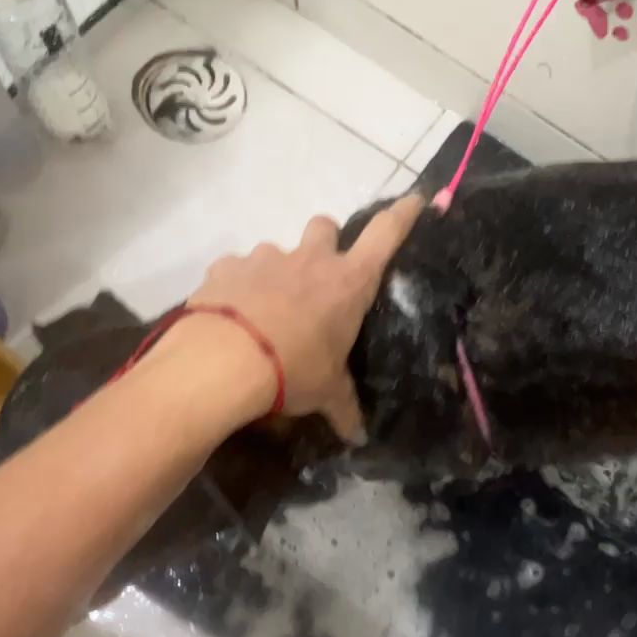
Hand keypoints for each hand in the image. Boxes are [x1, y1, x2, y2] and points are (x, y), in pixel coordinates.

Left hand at [152, 195, 424, 442]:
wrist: (221, 362)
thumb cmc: (292, 371)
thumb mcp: (326, 393)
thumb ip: (346, 408)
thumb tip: (359, 436)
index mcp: (348, 282)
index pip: (386, 234)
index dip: (403, 214)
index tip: (415, 200)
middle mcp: (310, 260)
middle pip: (326, 226)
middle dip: (326, 244)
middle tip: (318, 279)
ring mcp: (265, 259)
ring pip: (278, 251)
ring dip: (278, 272)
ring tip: (268, 311)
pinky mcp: (226, 268)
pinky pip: (237, 269)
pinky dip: (239, 286)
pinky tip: (234, 316)